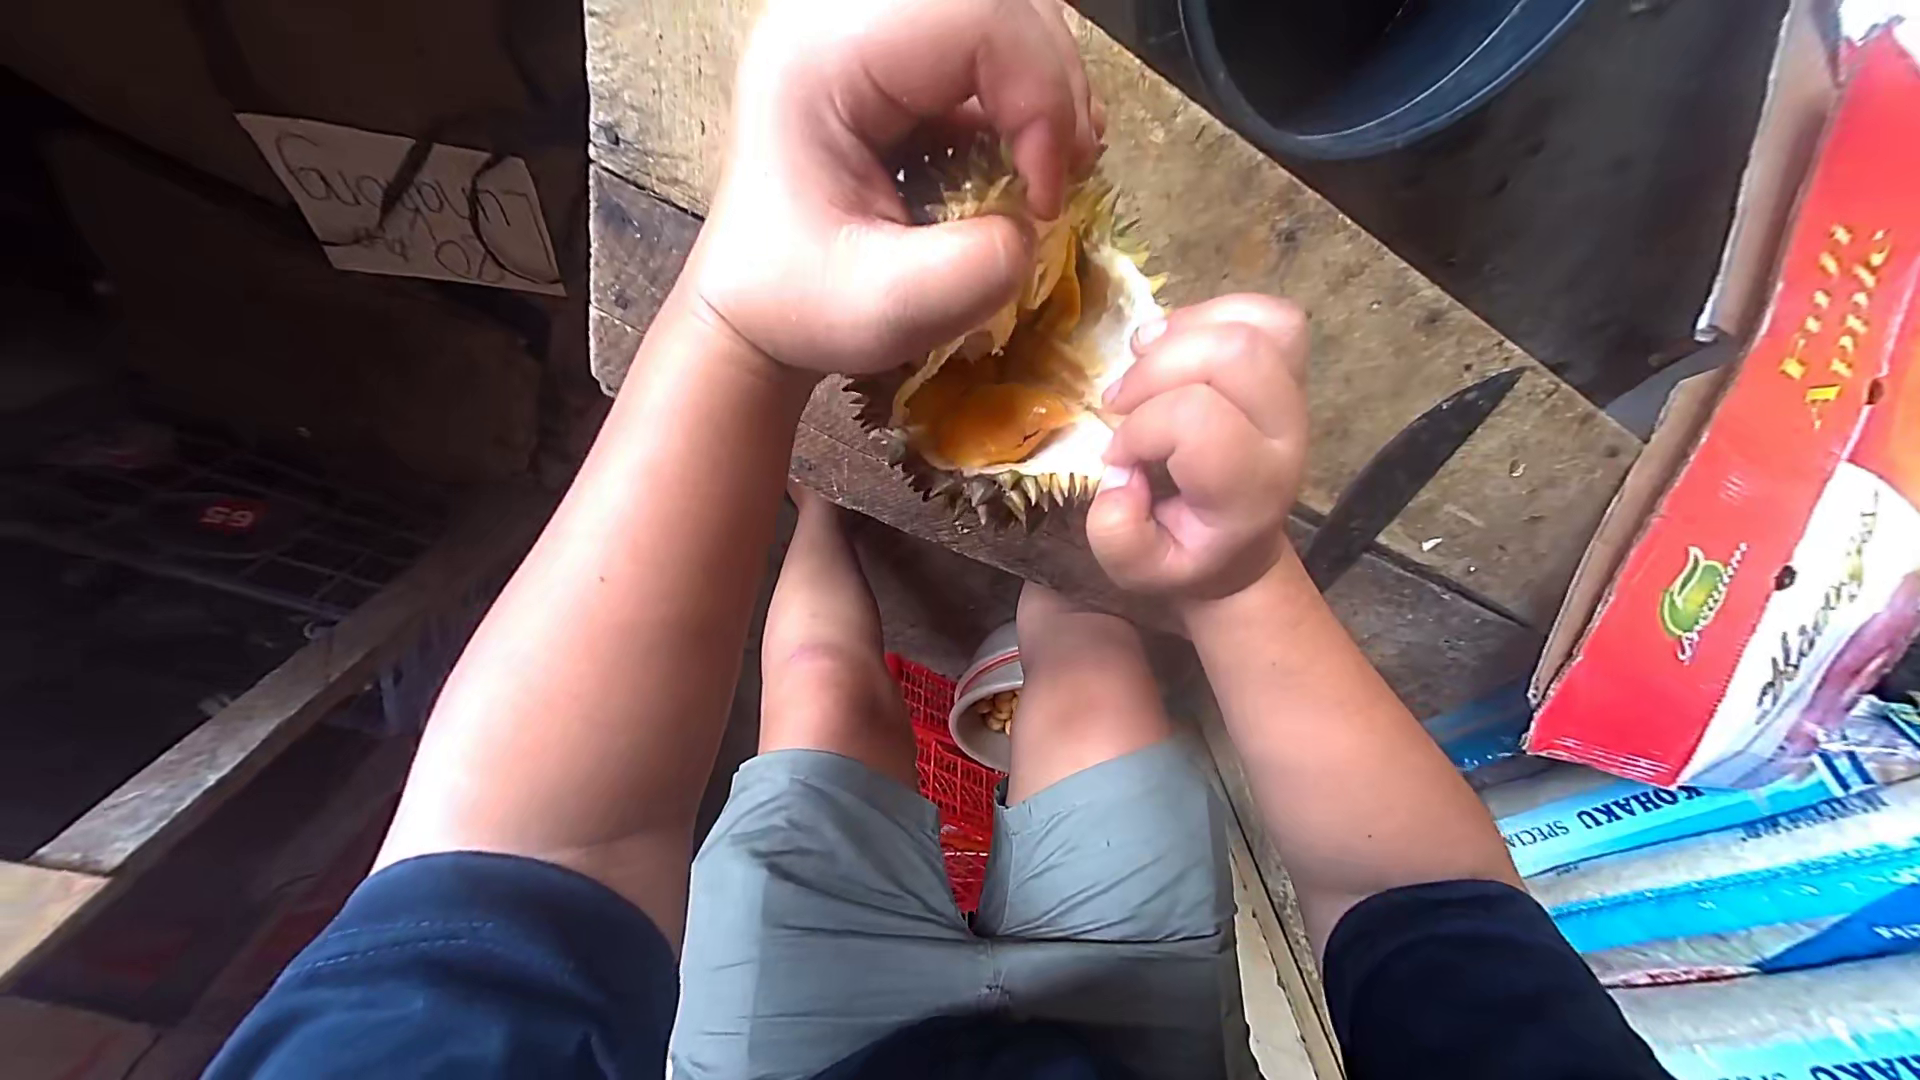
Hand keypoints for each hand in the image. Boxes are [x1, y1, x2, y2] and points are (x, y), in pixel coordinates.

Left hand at [685, 0, 1099, 376]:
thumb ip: (975, 270)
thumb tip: (1033, 228)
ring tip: (1053, 168)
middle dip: (1052, 87)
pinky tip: (1029, 163)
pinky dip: (1023, 109)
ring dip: (1045, 93)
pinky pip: (982, 60)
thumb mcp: (886, 311)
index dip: (1038, 96)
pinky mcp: (893, 75)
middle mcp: (843, 22)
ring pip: (996, 22)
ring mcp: (869, 43)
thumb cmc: (803, 308)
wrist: (760, 309)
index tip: (1043, 199)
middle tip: (1064, 174)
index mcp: (824, 57)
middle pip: (993, 1)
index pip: (972, 13)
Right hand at [1086, 295, 1309, 602]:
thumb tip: (1118, 473)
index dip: (1140, 429)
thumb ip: (1117, 535)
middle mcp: (1285, 435)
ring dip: (1181, 334)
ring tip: (1140, 364)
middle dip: (1154, 371)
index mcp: (1248, 489)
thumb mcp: (1138, 570)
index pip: (1195, 419)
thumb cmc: (1183, 556)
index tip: (1116, 457)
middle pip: (1232, 353)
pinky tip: (1167, 344)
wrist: (1234, 548)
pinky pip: (1264, 314)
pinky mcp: (1287, 371)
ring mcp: (1293, 397)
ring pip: (1256, 325)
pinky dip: (1206, 315)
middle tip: (1118, 405)